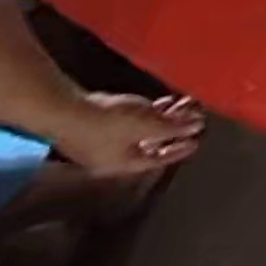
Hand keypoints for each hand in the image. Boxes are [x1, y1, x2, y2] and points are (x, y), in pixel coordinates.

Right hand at [47, 94, 203, 176]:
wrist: (68, 111)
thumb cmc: (109, 123)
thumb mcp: (147, 125)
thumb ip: (173, 128)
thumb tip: (197, 127)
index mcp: (122, 164)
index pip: (156, 160)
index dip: (179, 150)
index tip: (197, 141)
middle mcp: (113, 157)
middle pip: (153, 144)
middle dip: (176, 128)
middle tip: (197, 114)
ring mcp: (105, 142)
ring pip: (145, 130)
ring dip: (168, 117)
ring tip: (187, 102)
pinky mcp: (102, 126)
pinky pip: (135, 121)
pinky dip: (153, 112)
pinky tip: (167, 100)